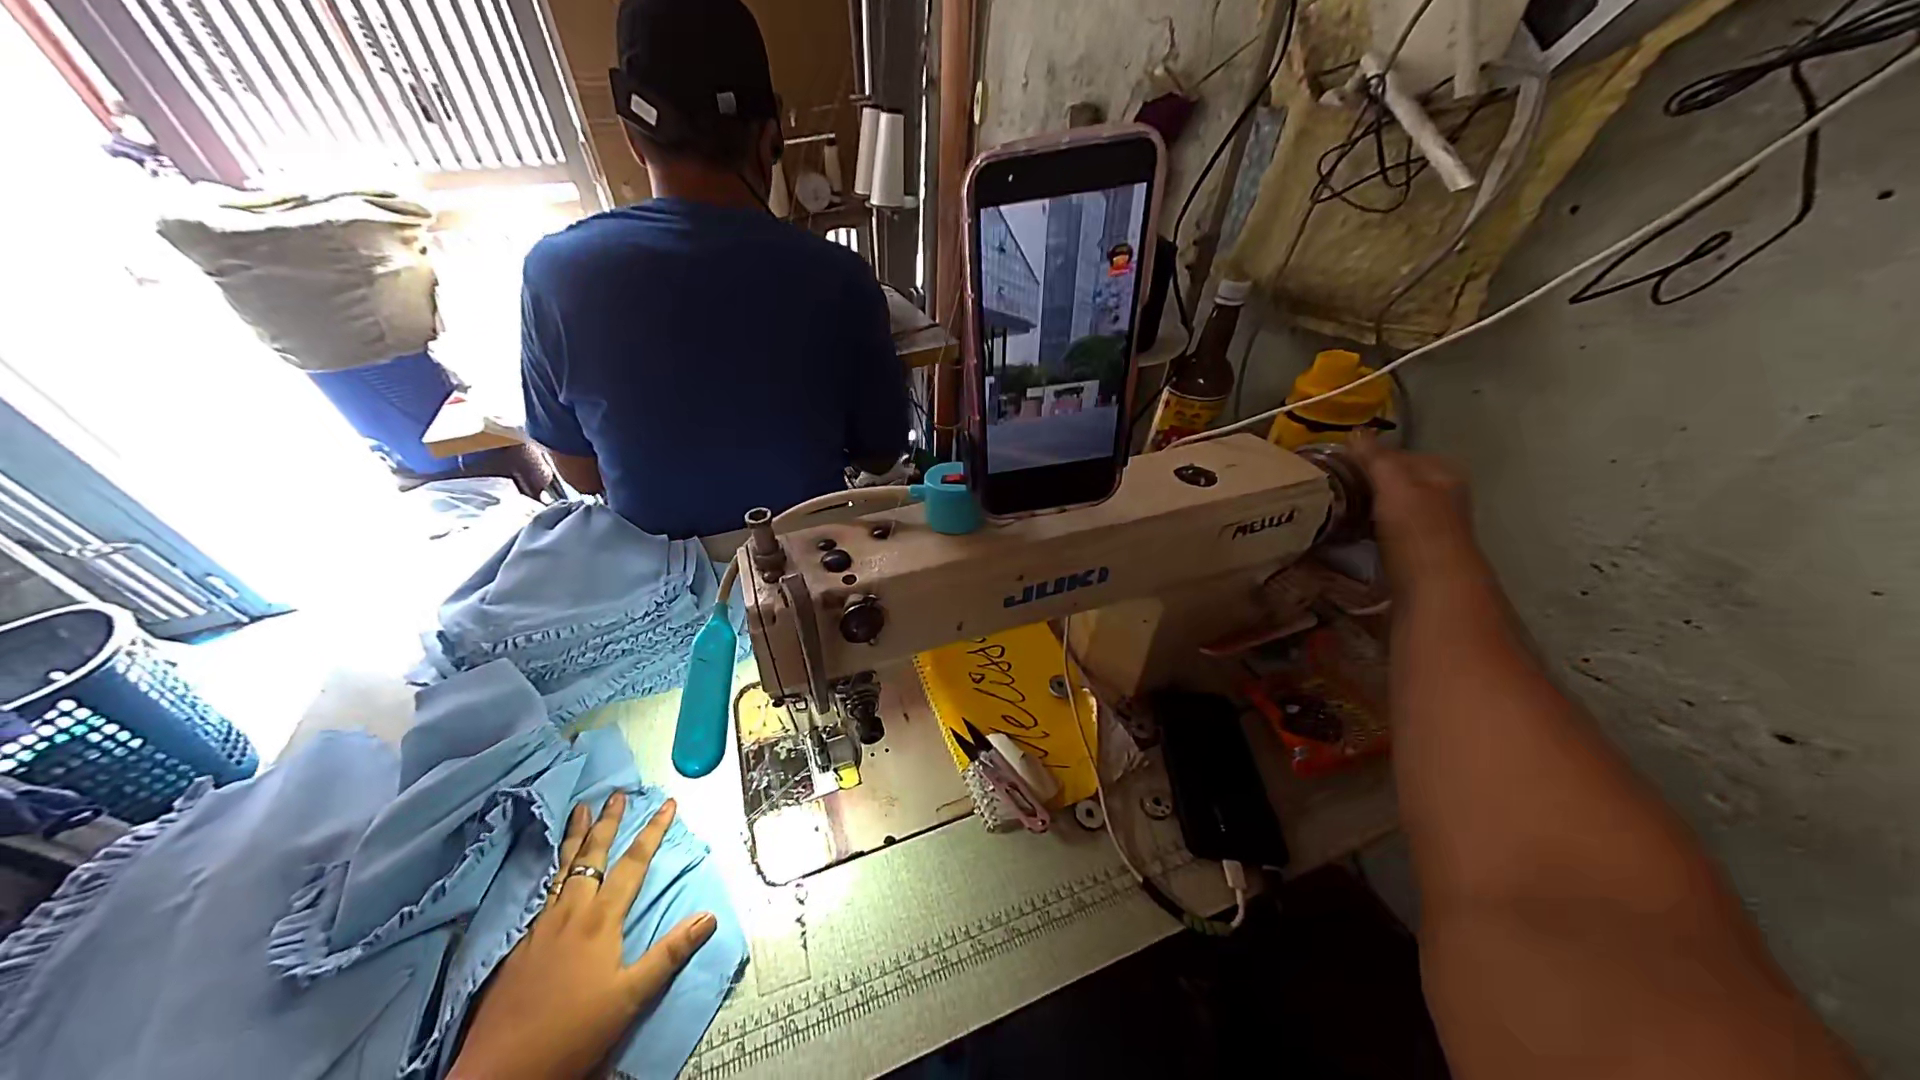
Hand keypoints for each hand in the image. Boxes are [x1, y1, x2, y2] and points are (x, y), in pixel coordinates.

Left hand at [449, 792, 716, 1079]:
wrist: (501, 1072)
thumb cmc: (573, 1032)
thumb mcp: (630, 997)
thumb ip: (669, 953)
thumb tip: (709, 915)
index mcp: (600, 921)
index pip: (633, 864)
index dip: (653, 832)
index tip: (668, 804)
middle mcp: (570, 913)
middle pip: (592, 857)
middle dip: (608, 824)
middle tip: (616, 794)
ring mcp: (539, 926)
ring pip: (561, 869)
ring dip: (574, 837)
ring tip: (579, 810)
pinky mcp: (516, 945)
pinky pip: (537, 892)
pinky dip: (548, 870)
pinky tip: (547, 870)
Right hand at [1345, 434, 1479, 584]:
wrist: (1435, 590)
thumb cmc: (1418, 531)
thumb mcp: (1395, 487)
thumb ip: (1376, 458)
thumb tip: (1355, 431)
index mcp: (1442, 472)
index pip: (1396, 454)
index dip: (1365, 457)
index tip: (1333, 467)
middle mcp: (1439, 496)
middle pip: (1391, 481)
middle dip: (1361, 483)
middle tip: (1327, 490)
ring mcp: (1427, 526)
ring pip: (1385, 506)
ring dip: (1360, 507)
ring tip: (1331, 511)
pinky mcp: (1412, 552)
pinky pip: (1381, 530)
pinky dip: (1363, 529)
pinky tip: (1345, 535)